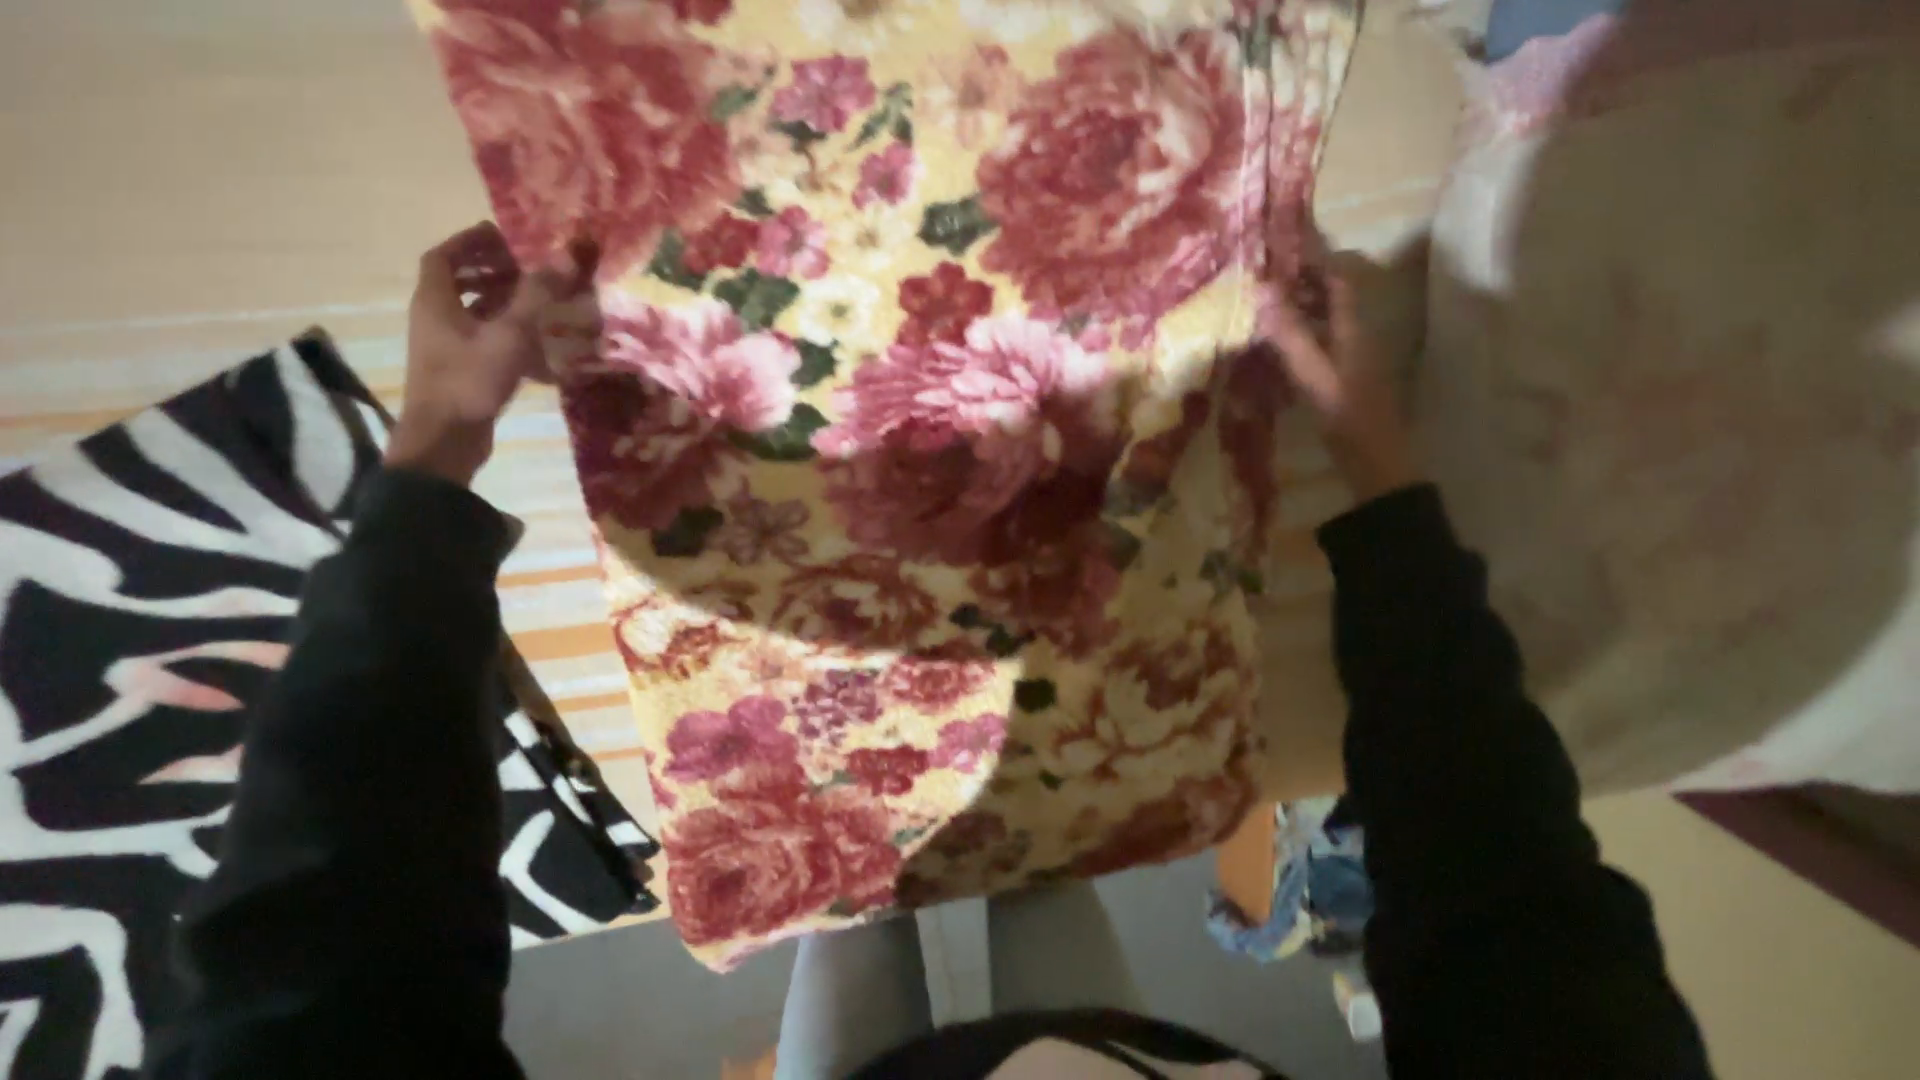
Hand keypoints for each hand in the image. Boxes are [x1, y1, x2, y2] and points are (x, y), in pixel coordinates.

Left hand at [387, 222, 593, 485]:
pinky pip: (482, 341)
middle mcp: (435, 319)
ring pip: (471, 313)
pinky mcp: (460, 372)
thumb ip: (537, 295)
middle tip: (525, 267)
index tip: (500, 235)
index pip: (442, 256)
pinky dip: (506, 336)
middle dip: (489, 271)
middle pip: (457, 283)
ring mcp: (446, 348)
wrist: (445, 439)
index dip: (469, 242)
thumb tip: (567, 254)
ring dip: (500, 303)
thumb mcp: (509, 334)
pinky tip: (537, 349)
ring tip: (536, 302)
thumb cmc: (470, 380)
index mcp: (435, 301)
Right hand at [1264, 272, 1419, 501]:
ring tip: (1266, 308)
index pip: (1338, 281)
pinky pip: (1322, 345)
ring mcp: (1353, 360)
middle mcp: (1357, 338)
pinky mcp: (1345, 380)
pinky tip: (1279, 349)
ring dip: (1301, 310)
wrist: (1376, 463)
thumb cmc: (1347, 415)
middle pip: (1334, 299)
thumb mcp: (1314, 374)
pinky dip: (1301, 337)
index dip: (1316, 261)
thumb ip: (1289, 334)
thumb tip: (1262, 289)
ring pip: (1328, 322)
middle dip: (1304, 283)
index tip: (1285, 248)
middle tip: (1267, 278)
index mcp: (1354, 330)